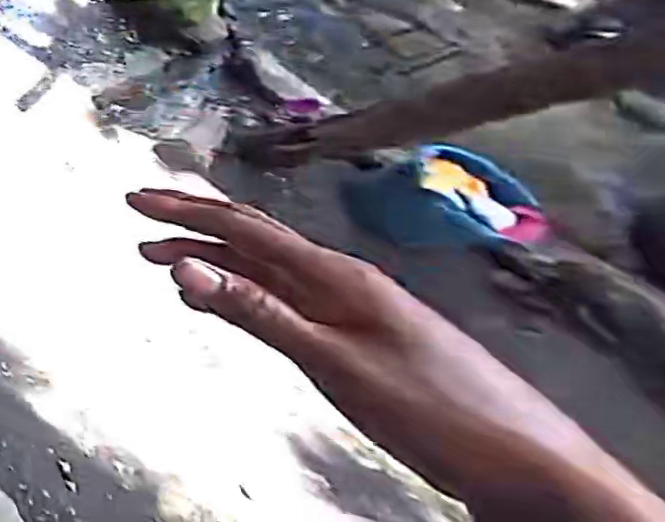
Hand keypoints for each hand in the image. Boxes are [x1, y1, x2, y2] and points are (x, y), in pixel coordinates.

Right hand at [128, 189, 664, 520]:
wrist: (541, 474)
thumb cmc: (435, 410)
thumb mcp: (333, 361)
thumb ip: (255, 310)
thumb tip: (183, 266)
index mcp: (331, 273)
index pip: (240, 225)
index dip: (182, 210)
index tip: (134, 201)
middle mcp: (333, 276)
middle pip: (248, 232)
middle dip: (189, 218)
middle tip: (139, 209)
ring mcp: (344, 303)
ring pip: (259, 263)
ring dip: (206, 254)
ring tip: (160, 257)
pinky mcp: (350, 330)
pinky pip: (277, 293)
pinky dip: (234, 286)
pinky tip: (213, 297)